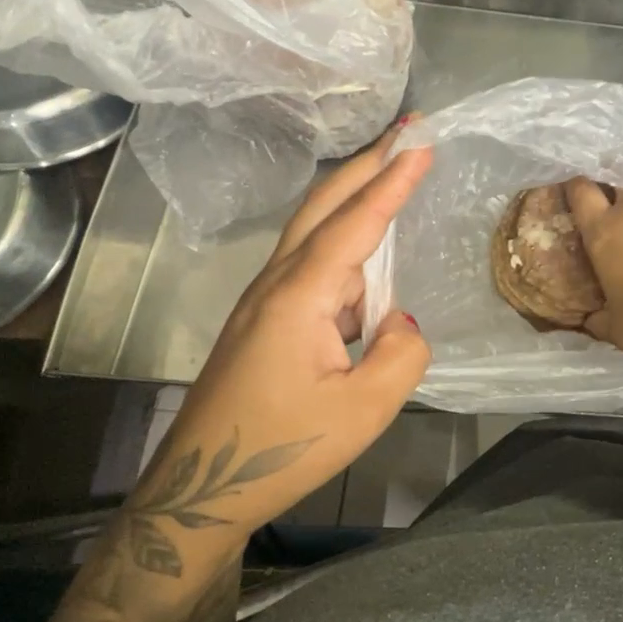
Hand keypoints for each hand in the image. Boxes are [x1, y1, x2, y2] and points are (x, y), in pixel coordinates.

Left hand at [144, 130, 434, 534]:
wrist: (199, 489)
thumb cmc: (284, 447)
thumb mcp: (366, 409)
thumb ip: (404, 353)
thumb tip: (400, 318)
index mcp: (300, 296)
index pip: (355, 222)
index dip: (392, 180)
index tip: (423, 140)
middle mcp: (277, 284)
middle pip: (323, 205)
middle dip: (368, 163)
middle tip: (410, 132)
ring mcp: (265, 300)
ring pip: (314, 229)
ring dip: (356, 194)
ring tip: (397, 174)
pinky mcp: (265, 319)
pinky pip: (312, 262)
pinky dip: (347, 235)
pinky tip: (371, 253)